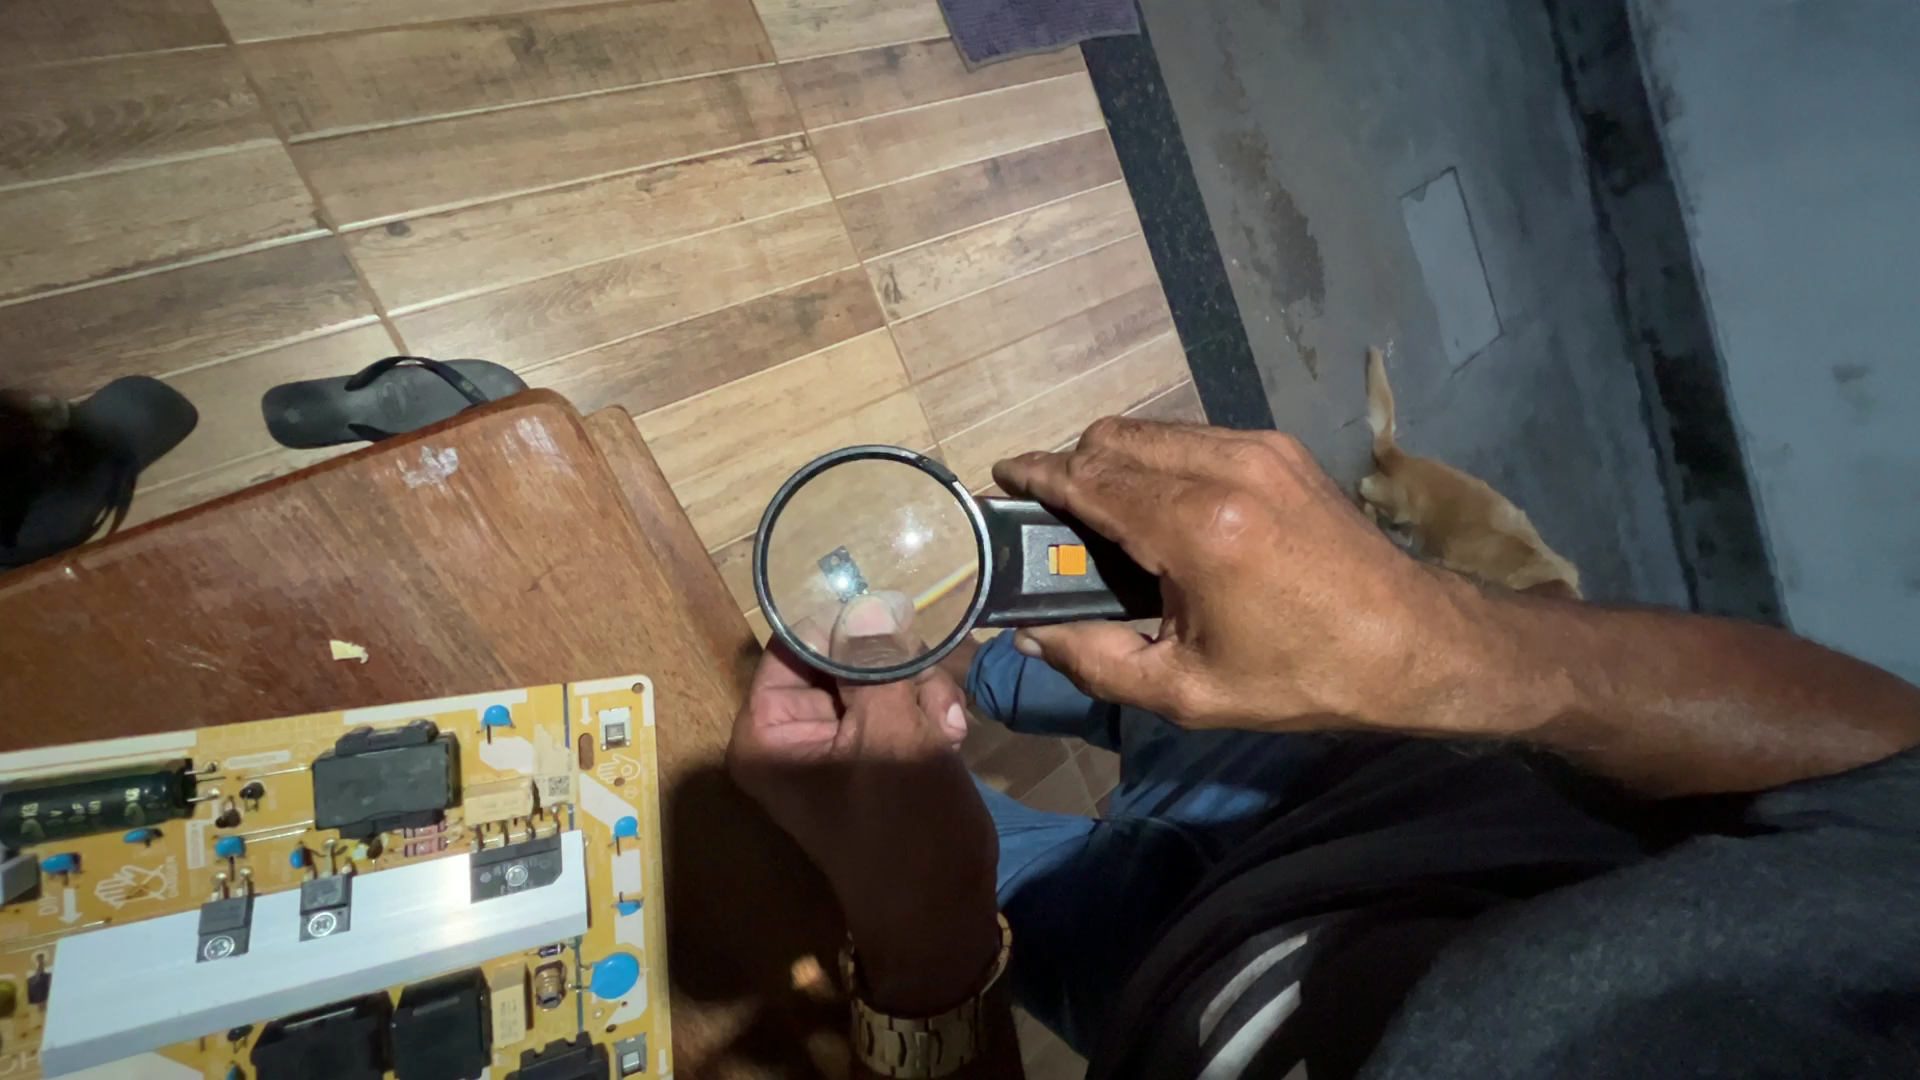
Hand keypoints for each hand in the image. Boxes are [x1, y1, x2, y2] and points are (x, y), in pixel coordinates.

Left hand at [728, 594, 1001, 1013]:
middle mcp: (795, 732)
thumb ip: (876, 662)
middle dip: (893, 667)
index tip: (893, 613)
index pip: (793, 646)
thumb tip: (868, 602)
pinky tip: (951, 734)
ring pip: (879, 673)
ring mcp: (838, 740)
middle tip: (928, 689)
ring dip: (919, 690)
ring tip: (945, 726)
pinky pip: (899, 699)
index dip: (842, 626)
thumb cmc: (906, 827)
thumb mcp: (891, 735)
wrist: (946, 905)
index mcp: (769, 731)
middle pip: (841, 655)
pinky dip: (928, 709)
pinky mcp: (876, 748)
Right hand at [993, 418, 1502, 734]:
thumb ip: (1094, 662)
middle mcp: (1223, 467)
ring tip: (1105, 513)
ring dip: (1110, 460)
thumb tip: (1029, 633)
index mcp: (1198, 528)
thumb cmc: (1300, 678)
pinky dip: (1153, 460)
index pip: (1089, 477)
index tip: (1002, 479)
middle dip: (1069, 466)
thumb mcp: (1186, 692)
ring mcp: (1255, 447)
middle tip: (1055, 516)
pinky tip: (1161, 505)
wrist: (1418, 644)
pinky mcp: (1276, 446)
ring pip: (1148, 430)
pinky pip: (1187, 436)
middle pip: (1111, 437)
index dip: (1036, 474)